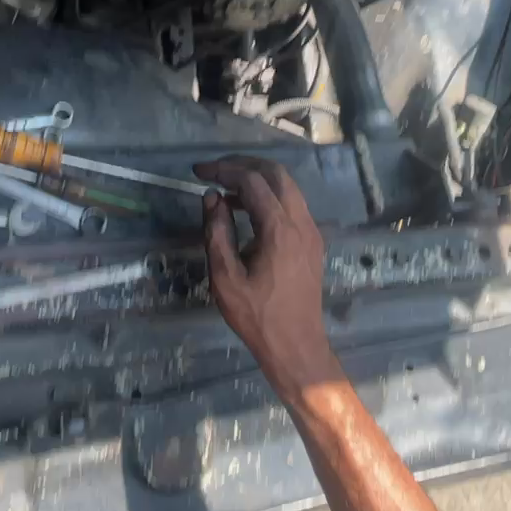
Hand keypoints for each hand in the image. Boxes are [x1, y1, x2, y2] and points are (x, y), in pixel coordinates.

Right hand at [195, 157, 337, 390]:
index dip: (223, 170)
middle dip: (243, 165)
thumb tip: (211, 197)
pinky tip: (245, 210)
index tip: (198, 172)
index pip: (252, 181)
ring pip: (287, 186)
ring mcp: (311, 231)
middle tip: (214, 171)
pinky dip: (268, 195)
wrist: (296, 345)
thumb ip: (216, 232)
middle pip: (275, 173)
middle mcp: (301, 223)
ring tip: (224, 190)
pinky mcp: (312, 241)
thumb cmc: (257, 316)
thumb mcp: (225, 278)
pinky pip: (291, 203)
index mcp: (279, 230)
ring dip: (256, 179)